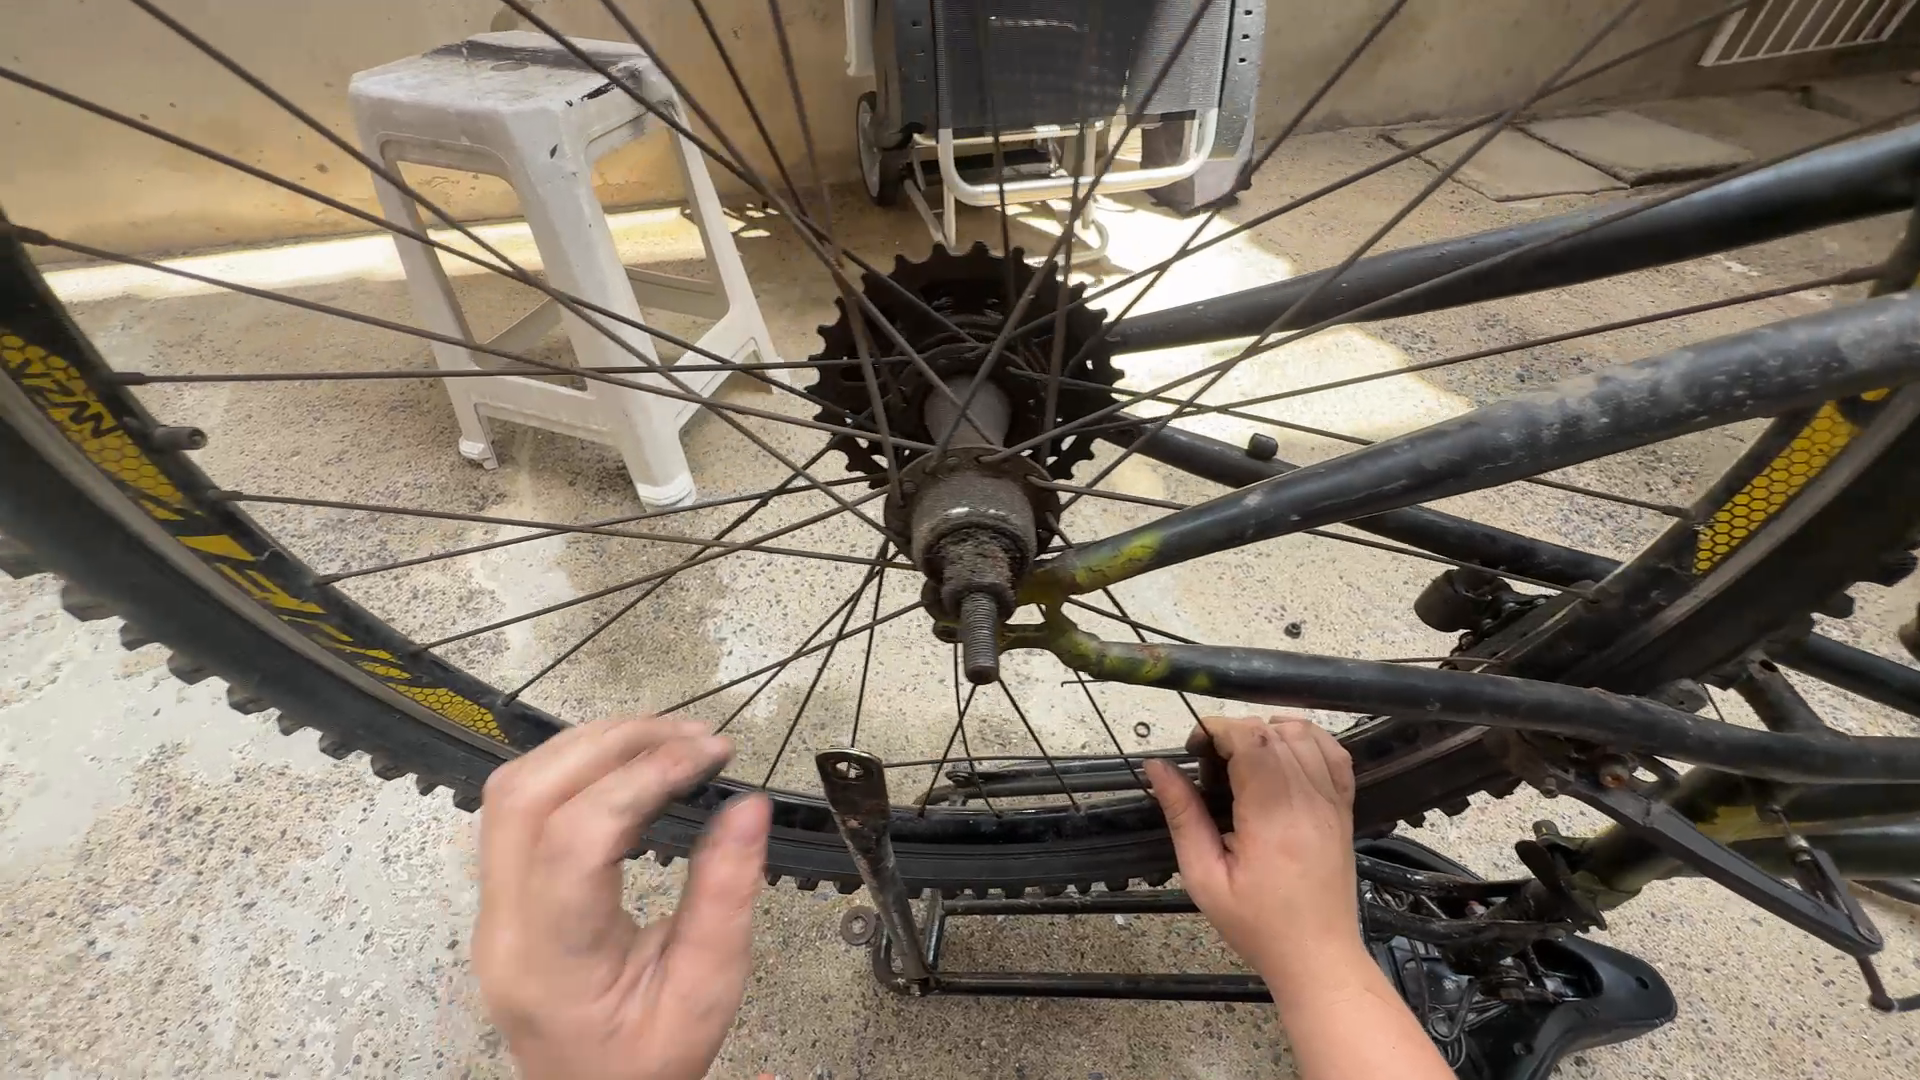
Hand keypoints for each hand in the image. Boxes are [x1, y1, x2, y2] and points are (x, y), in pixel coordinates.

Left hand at [473, 715, 770, 1079]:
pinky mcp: (503, 890)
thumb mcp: (708, 988)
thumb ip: (726, 895)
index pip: (575, 838)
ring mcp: (493, 905)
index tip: (713, 753)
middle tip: (692, 736)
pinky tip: (631, 761)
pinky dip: (578, 762)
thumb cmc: (654, 1056)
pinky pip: (520, 803)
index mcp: (554, 960)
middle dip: (615, 743)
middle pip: (527, 796)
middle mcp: (504, 924)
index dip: (644, 778)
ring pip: (513, 788)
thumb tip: (749, 804)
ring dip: (593, 744)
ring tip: (667, 738)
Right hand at [1145, 715, 1361, 995]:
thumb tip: (1156, 766)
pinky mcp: (1344, 807)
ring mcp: (1332, 802)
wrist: (1318, 958)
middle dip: (1234, 731)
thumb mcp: (1203, 876)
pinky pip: (1334, 752)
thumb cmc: (1256, 923)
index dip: (1217, 729)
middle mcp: (1308, 800)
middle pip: (1272, 732)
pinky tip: (1283, 755)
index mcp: (1273, 817)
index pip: (1250, 740)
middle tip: (1211, 762)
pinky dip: (1306, 739)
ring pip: (1303, 733)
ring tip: (1244, 758)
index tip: (1194, 749)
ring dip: (1267, 731)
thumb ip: (1182, 815)